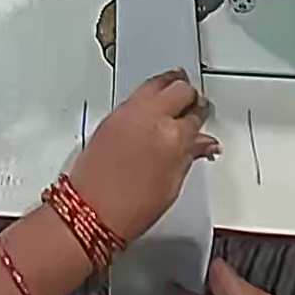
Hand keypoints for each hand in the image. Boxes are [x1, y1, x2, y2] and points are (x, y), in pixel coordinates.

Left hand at [65, 69, 217, 241]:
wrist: (90, 212)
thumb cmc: (128, 208)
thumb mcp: (172, 185)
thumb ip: (188, 156)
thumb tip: (200, 145)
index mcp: (174, 137)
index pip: (197, 115)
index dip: (203, 116)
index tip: (203, 118)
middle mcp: (153, 117)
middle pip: (180, 89)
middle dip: (190, 95)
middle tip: (193, 103)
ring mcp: (131, 112)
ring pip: (158, 82)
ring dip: (171, 84)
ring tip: (177, 86)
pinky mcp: (113, 114)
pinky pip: (138, 92)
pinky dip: (150, 92)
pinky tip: (155, 98)